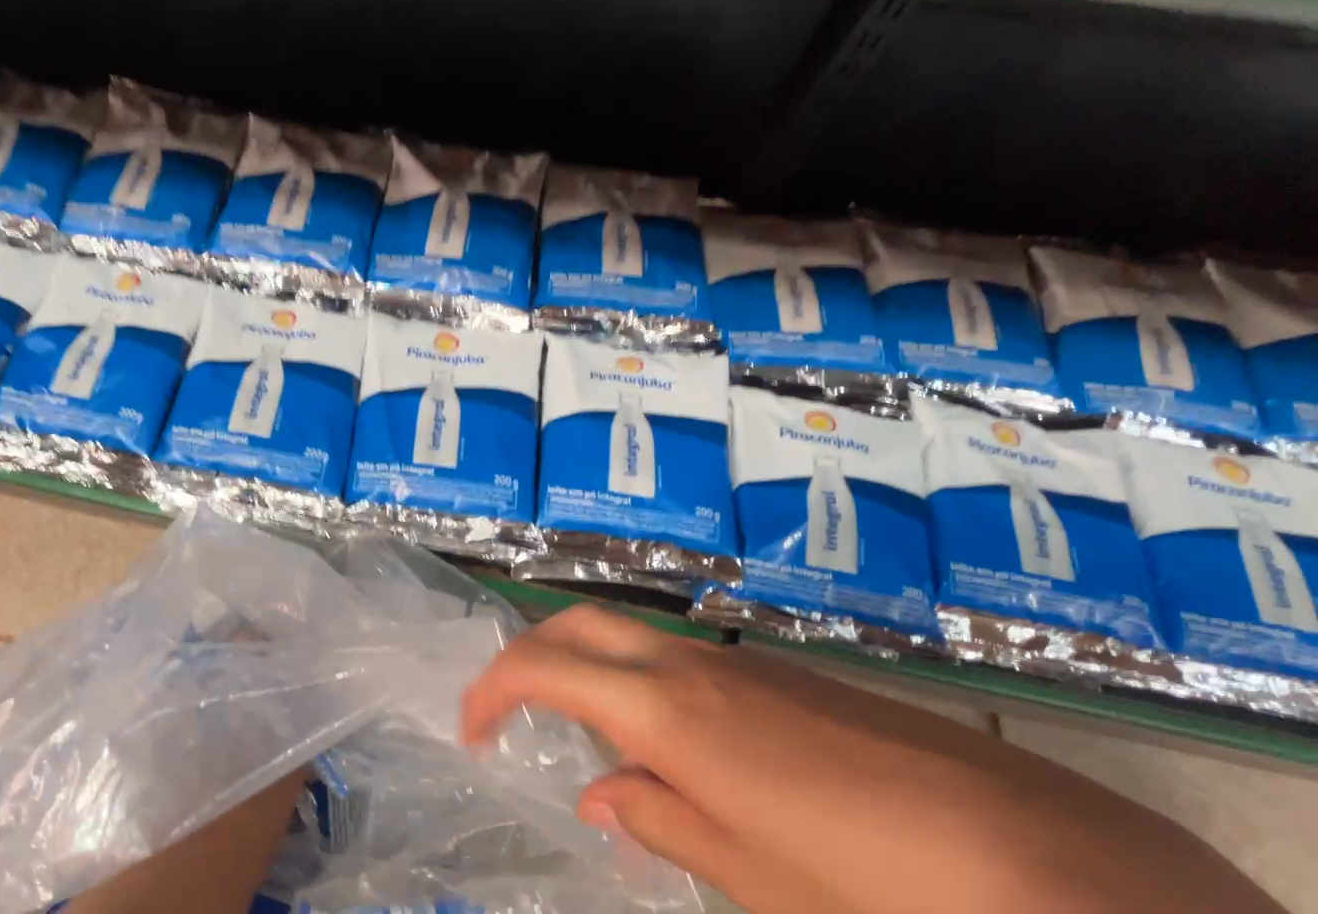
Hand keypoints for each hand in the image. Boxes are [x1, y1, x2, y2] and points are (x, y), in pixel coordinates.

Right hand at [461, 605, 1284, 913]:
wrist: (1034, 857)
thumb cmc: (865, 882)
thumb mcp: (746, 871)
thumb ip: (658, 819)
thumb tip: (599, 795)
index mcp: (666, 710)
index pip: (546, 665)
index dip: (494, 689)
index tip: (471, 733)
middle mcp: (695, 665)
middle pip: (585, 623)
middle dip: (531, 652)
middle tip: (508, 710)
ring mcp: (746, 665)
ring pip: (637, 639)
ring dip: (594, 670)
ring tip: (590, 746)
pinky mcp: (791, 679)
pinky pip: (690, 665)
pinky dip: (650, 690)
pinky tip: (678, 757)